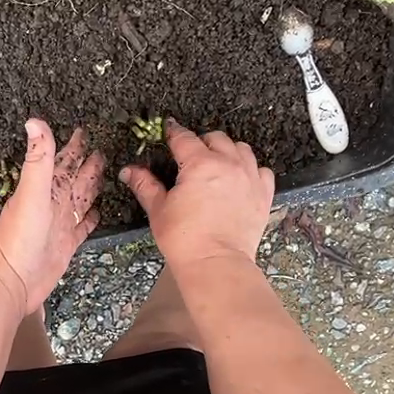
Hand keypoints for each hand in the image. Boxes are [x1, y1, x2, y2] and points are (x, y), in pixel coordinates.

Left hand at [0, 119, 103, 317]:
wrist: (12, 281)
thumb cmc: (18, 239)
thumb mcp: (31, 193)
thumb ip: (37, 159)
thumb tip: (34, 121)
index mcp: (44, 189)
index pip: (62, 161)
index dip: (73, 146)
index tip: (83, 131)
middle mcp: (53, 204)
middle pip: (74, 178)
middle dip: (87, 163)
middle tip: (102, 147)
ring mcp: (59, 224)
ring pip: (80, 199)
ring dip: (91, 187)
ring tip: (104, 174)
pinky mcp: (66, 245)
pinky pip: (82, 226)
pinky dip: (90, 218)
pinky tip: (98, 212)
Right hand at [120, 120, 274, 265]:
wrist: (215, 262)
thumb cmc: (185, 240)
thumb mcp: (159, 210)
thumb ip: (145, 185)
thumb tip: (130, 171)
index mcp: (200, 165)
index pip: (184, 138)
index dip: (173, 132)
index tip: (169, 130)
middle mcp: (228, 164)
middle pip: (216, 138)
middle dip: (202, 142)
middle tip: (191, 155)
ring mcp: (249, 178)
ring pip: (241, 149)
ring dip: (228, 151)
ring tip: (217, 164)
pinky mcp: (263, 194)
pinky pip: (262, 170)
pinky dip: (251, 169)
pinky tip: (240, 179)